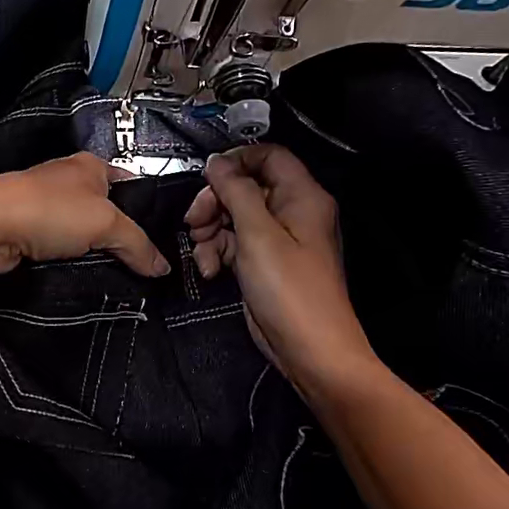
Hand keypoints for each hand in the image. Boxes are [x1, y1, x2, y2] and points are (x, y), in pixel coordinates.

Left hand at [0, 152, 170, 277]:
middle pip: (106, 210)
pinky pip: (59, 247)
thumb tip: (163, 268)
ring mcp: (44, 204)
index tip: (161, 240)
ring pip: (81, 232)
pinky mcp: (26, 229)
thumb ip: (140, 246)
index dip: (146, 209)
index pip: (130, 184)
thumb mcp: (108, 225)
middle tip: (142, 264)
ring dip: (93, 251)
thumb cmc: (52, 210)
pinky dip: (69, 260)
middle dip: (120, 236)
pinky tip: (81, 275)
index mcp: (91, 165)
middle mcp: (68, 179)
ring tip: (115, 275)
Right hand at [184, 145, 376, 389]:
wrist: (312, 352)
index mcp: (303, 196)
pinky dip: (218, 252)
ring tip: (203, 251)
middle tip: (197, 219)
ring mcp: (279, 239)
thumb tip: (218, 163)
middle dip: (215, 202)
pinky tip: (211, 268)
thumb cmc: (296, 296)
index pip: (268, 156)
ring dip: (211, 230)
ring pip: (235, 216)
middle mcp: (293, 213)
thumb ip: (235, 192)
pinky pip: (235, 243)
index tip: (210, 177)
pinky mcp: (266, 262)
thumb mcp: (258, 234)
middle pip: (245, 187)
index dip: (236, 161)